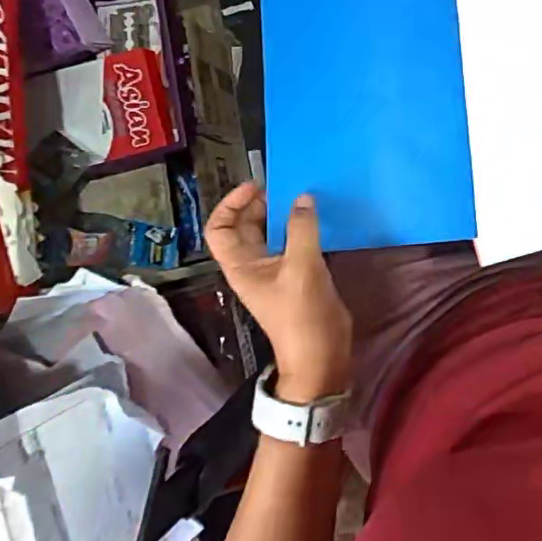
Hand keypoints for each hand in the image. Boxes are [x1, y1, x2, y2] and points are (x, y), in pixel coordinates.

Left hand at [207, 182, 352, 403]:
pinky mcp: (298, 276)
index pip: (220, 228)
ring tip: (302, 198)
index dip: (231, 204)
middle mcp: (254, 266)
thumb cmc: (302, 314)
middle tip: (284, 187)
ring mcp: (276, 271)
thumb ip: (302, 229)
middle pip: (245, 227)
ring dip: (282, 215)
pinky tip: (317, 220)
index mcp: (241, 265)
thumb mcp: (301, 267)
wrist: (321, 354)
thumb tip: (303, 198)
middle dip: (260, 205)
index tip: (257, 186)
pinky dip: (300, 229)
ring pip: (271, 234)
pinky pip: (292, 244)